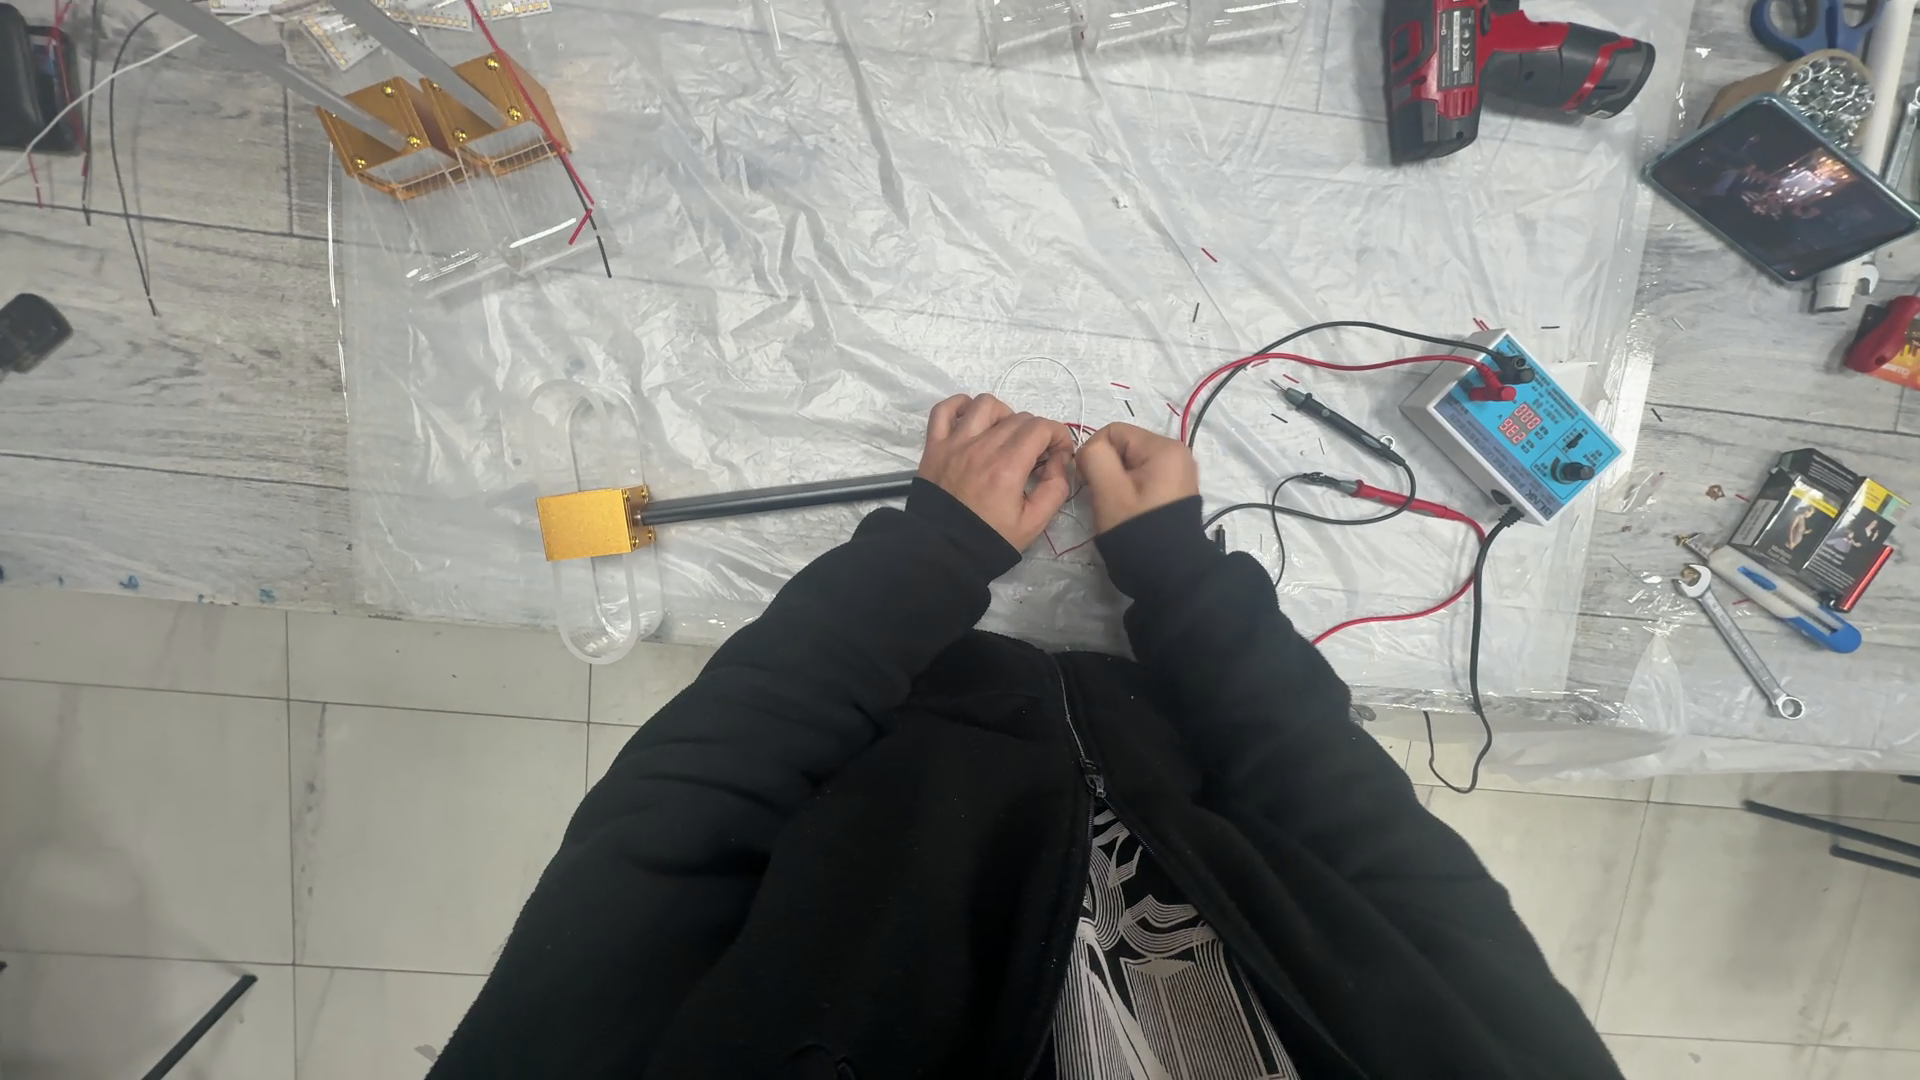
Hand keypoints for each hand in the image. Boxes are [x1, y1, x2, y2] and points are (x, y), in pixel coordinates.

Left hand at [918, 394, 1074, 549]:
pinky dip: (960, 406)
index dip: (1059, 436)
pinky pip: (944, 410)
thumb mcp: (1034, 523)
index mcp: (1008, 466)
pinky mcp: (934, 447)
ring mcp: (955, 443)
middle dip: (1036, 432)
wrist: (942, 552)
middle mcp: (982, 447)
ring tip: (1005, 435)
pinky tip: (972, 420)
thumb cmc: (989, 540)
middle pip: (1019, 418)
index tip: (1059, 453)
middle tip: (1035, 455)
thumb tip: (1060, 460)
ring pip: (985, 405)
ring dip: (1003, 414)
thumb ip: (1055, 488)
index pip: (1042, 428)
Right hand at [1074, 422, 1199, 532]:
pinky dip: (1130, 487)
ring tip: (1118, 504)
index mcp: (1164, 447)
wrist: (1166, 570)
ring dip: (1116, 479)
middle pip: (1123, 445)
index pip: (1112, 431)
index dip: (1094, 454)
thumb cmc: (1136, 528)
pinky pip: (1142, 474)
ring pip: (1130, 461)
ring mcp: (1178, 470)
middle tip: (1106, 497)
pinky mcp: (1174, 486)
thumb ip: (1094, 457)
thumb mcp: (1109, 490)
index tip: (1091, 483)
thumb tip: (1088, 450)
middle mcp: (1176, 452)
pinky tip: (1130, 506)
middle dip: (1107, 467)